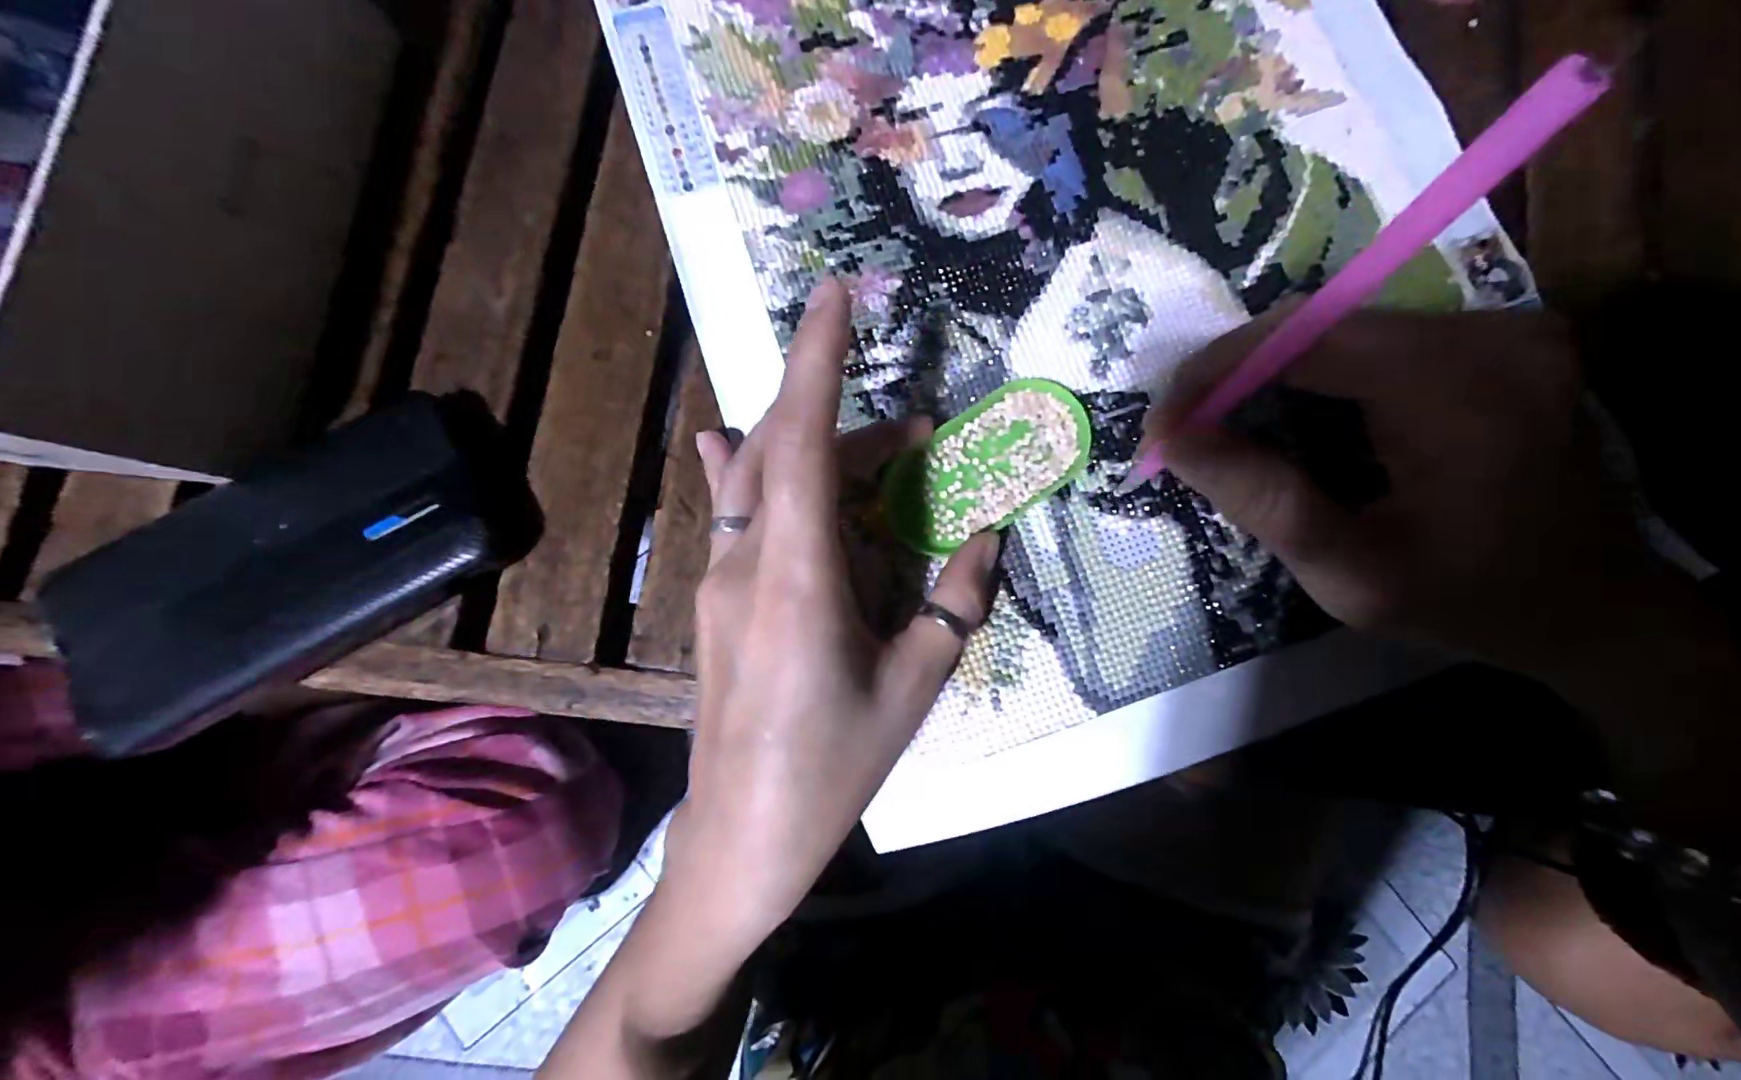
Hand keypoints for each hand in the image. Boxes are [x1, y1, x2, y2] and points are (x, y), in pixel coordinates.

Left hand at [667, 278, 1000, 951]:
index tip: (833, 293)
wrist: (742, 834)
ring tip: (878, 453)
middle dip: (847, 416)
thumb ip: (956, 603)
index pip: (799, 440)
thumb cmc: (835, 766)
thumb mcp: (914, 685)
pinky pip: (733, 513)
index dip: (816, 359)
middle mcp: (746, 563)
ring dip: (813, 448)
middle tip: (921, 433)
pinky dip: (745, 469)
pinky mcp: (716, 599)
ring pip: (758, 479)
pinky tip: (725, 441)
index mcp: (796, 578)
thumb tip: (988, 536)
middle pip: (784, 450)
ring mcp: (719, 579)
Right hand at [1146, 303, 1670, 674]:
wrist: (1595, 609)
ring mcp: (1501, 327)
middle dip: (1235, 370)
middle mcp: (1487, 332)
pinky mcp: (1497, 338)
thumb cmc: (1469, 603)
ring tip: (1223, 422)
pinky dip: (1315, 371)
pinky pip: (1376, 337)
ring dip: (1270, 369)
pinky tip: (1290, 412)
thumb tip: (1172, 438)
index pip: (1303, 339)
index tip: (1163, 424)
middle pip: (1320, 322)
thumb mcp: (1347, 573)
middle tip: (1184, 426)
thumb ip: (1260, 498)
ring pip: (1342, 325)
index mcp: (1457, 388)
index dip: (1215, 370)